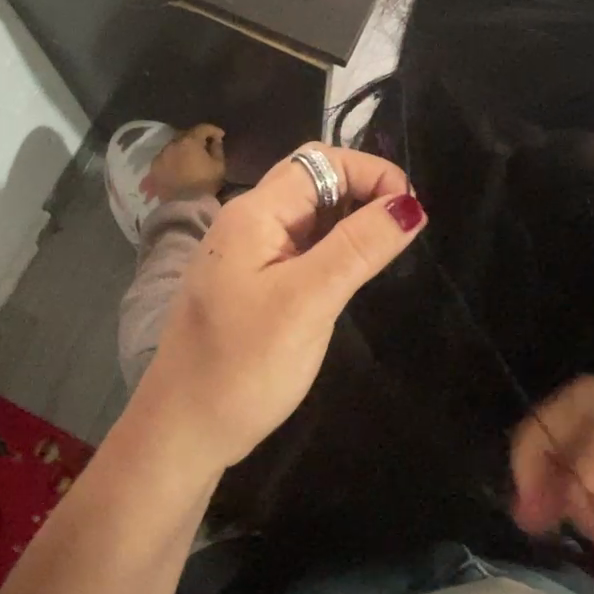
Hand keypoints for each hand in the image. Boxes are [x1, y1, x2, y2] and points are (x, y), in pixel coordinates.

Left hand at [129, 144, 425, 471]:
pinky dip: (333, 247)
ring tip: (387, 249)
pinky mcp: (252, 285)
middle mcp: (247, 222)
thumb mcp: (308, 301)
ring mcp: (246, 255)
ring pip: (308, 215)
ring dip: (350, 220)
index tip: (411, 208)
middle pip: (313, 181)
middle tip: (403, 229)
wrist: (182, 433)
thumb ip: (358, 248)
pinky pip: (299, 247)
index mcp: (253, 213)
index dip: (370, 171)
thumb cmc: (243, 366)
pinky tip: (353, 272)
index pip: (319, 161)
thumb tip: (410, 204)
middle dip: (363, 192)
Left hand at [144, 124, 227, 201]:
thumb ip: (217, 149)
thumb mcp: (219, 166)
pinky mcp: (154, 167)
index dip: (213, 130)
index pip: (203, 128)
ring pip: (174, 145)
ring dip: (183, 147)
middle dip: (197, 138)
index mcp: (190, 141)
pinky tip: (178, 165)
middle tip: (205, 145)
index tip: (221, 136)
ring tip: (190, 156)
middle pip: (186, 134)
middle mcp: (172, 144)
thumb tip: (215, 140)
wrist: (183, 206)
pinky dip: (173, 157)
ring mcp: (161, 155)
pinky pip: (165, 156)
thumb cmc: (205, 184)